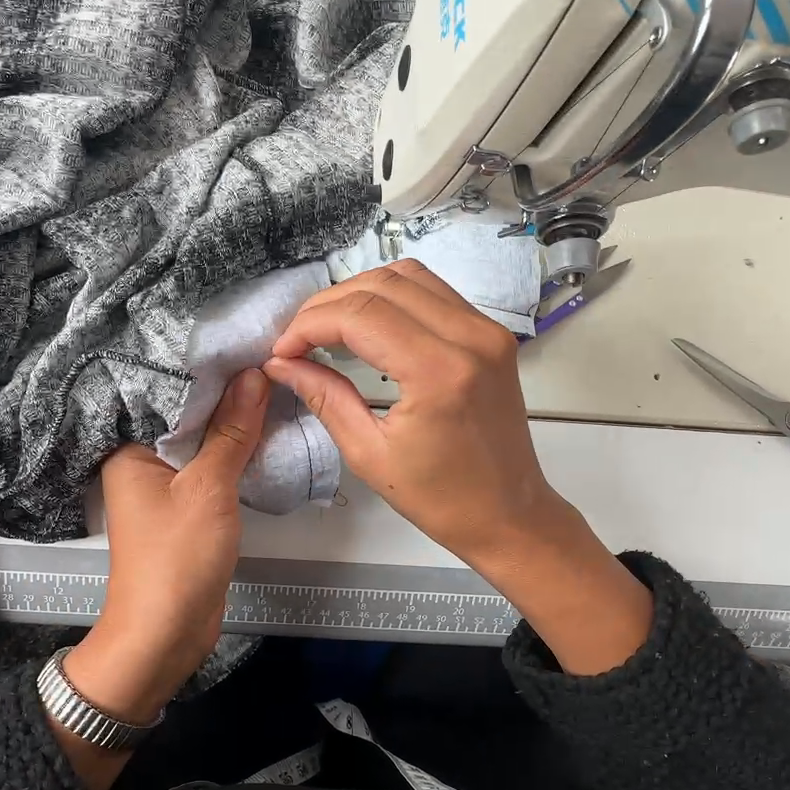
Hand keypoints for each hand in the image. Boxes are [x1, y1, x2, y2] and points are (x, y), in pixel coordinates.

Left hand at [55, 370, 266, 787]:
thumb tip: (255, 374)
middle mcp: (139, 460)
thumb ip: (231, 431)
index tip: (240, 335)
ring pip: (201, 441)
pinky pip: (209, 467)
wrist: (164, 635)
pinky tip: (263, 427)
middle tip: (265, 350)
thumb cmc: (175, 558)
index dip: (204, 365)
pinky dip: (233, 451)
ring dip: (232, 420)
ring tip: (272, 377)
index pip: (164, 391)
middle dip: (223, 390)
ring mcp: (162, 485)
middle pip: (184, 413)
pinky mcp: (184, 507)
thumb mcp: (207, 489)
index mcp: (127, 447)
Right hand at [262, 260, 651, 673]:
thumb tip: (280, 364)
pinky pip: (432, 290)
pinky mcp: (490, 332)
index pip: (359, 316)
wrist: (509, 513)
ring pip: (407, 275)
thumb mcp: (368, 453)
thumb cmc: (440, 498)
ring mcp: (486, 329)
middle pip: (380, 286)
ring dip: (357, 293)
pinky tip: (365, 324)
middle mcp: (469, 337)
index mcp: (439, 373)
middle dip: (326, 305)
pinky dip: (390, 296)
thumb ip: (324, 398)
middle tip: (297, 339)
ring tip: (326, 327)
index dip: (309, 325)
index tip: (282, 352)